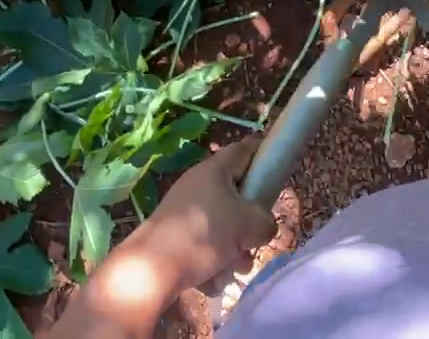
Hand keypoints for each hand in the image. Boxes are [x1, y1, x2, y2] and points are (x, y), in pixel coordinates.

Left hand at [129, 138, 277, 290]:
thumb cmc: (203, 235)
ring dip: (232, 251)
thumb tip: (262, 227)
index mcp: (215, 170)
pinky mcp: (175, 236)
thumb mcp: (248, 225)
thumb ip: (266, 221)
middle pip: (237, 197)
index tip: (278, 168)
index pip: (245, 149)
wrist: (150, 270)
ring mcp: (185, 211)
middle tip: (252, 243)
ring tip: (231, 270)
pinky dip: (212, 264)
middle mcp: (199, 185)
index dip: (264, 153)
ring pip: (223, 228)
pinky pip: (205, 246)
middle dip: (249, 226)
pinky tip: (209, 279)